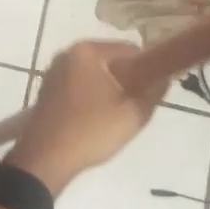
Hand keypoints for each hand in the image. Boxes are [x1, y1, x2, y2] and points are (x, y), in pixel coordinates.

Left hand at [7, 41, 168, 194]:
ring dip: (109, 92)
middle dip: (127, 82)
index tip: (151, 94)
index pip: (131, 50)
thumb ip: (155, 90)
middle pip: (112, 62)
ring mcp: (54, 72)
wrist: (45, 158)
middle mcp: (66, 54)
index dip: (148, 70)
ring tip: (114, 119)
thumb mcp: (134, 112)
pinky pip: (80, 87)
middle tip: (133, 109)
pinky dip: (92, 99)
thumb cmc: (91, 130)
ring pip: (96, 76)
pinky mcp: (47, 90)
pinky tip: (95, 122)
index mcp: (86, 51)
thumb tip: (164, 76)